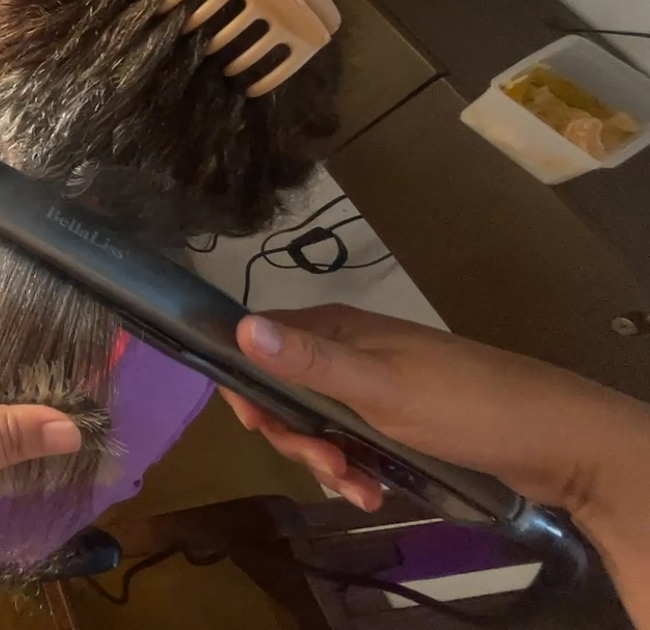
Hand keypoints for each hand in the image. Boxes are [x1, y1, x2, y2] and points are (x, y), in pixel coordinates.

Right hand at [222, 305, 632, 514]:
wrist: (578, 449)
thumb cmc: (470, 408)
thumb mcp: (382, 388)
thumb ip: (310, 361)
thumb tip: (240, 327)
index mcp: (331, 329)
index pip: (254, 343)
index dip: (244, 383)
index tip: (259, 426)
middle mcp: (343, 349)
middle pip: (281, 388)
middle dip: (293, 434)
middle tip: (324, 465)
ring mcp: (371, 382)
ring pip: (314, 418)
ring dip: (323, 457)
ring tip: (356, 488)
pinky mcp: (396, 415)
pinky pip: (349, 437)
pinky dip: (351, 465)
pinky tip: (373, 490)